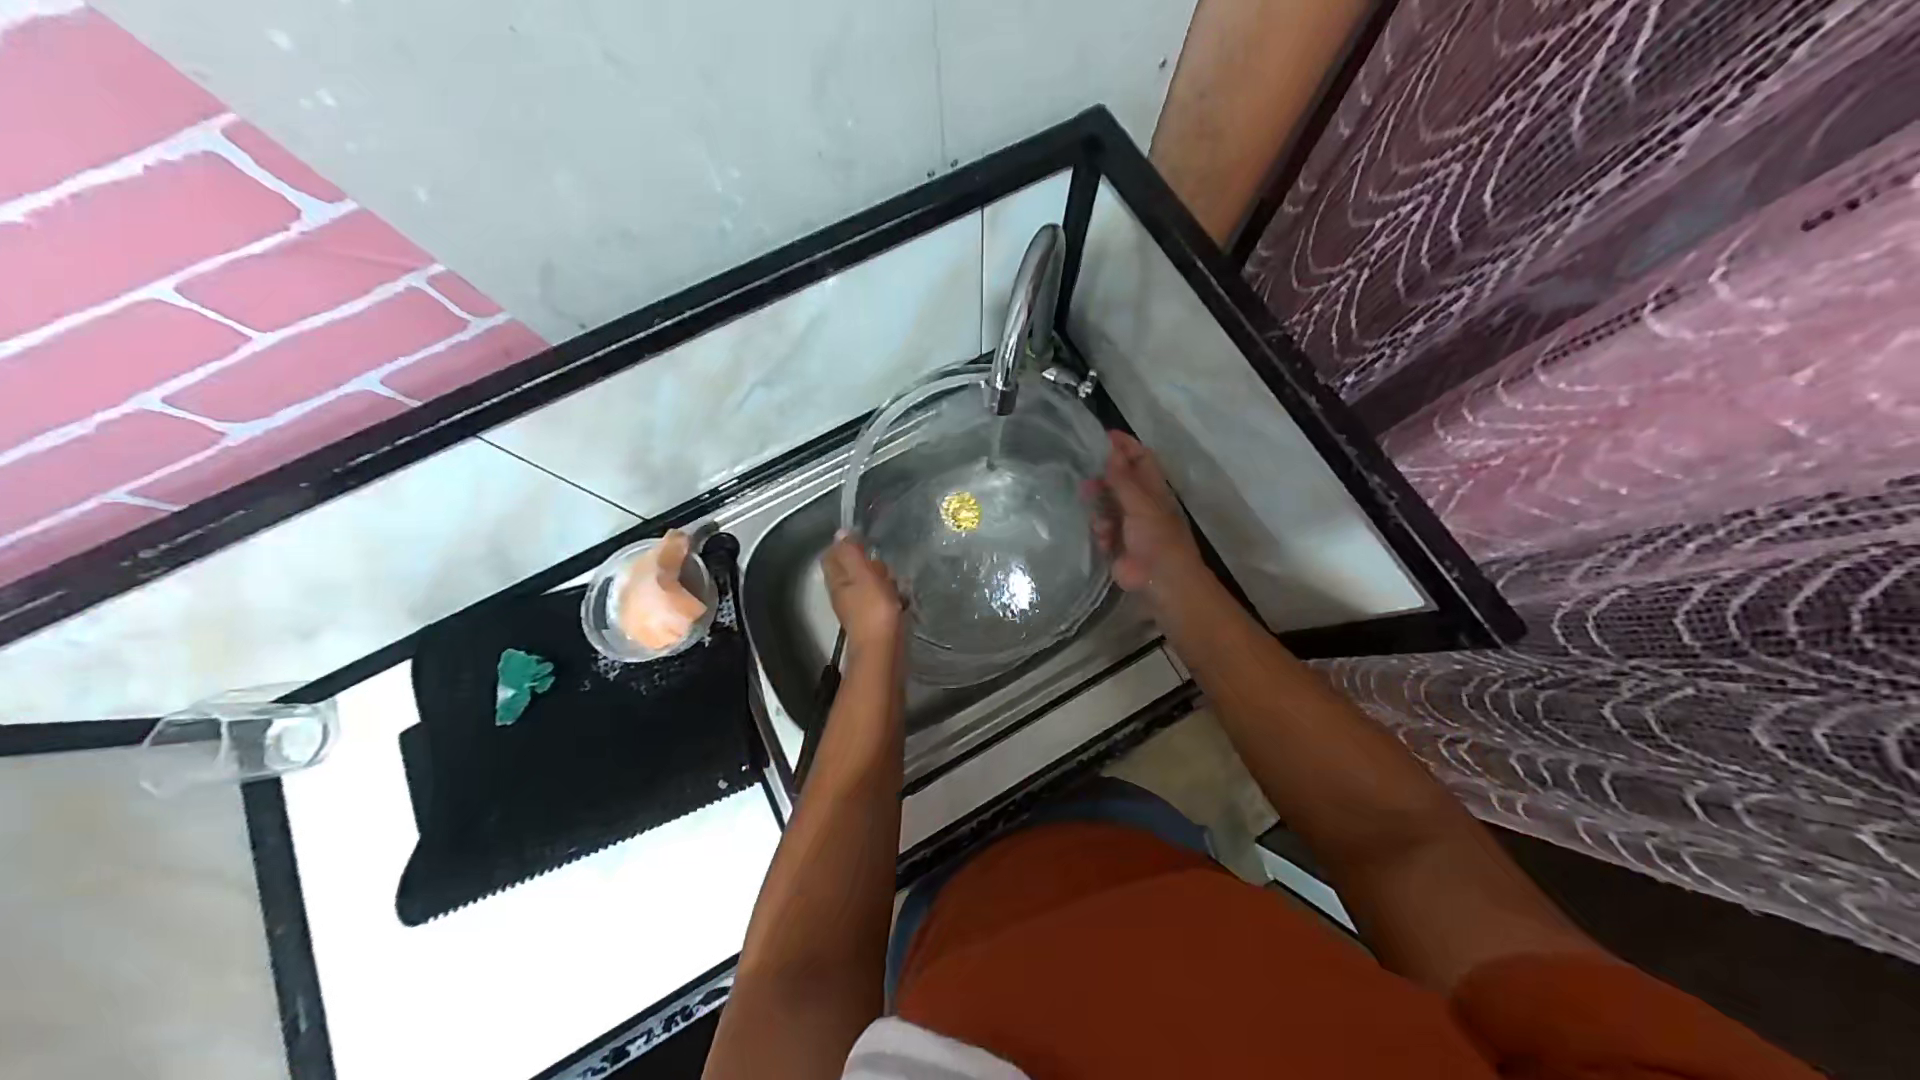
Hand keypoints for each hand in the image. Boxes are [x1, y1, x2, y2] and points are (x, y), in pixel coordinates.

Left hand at [822, 532, 903, 651]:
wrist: (883, 650)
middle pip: (852, 569)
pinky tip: (900, 598)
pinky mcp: (872, 618)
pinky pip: (879, 598)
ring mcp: (857, 606)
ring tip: (894, 583)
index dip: (845, 545)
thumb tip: (840, 533)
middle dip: (868, 563)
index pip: (832, 555)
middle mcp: (843, 593)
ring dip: (882, 579)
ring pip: (868, 583)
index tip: (864, 541)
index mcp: (837, 581)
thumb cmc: (873, 610)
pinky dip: (889, 594)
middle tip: (882, 567)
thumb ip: (852, 553)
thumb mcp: (863, 574)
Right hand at [1092, 431, 1201, 594]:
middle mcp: (1141, 504)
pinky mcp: (1116, 545)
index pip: (1140, 459)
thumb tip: (1112, 451)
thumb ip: (1123, 479)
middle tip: (1084, 479)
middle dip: (1102, 479)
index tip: (1103, 435)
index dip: (1124, 446)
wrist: (1161, 582)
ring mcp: (1128, 526)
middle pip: (1119, 482)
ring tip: (1095, 515)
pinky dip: (1100, 533)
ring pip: (1106, 506)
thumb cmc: (1157, 539)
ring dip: (1099, 509)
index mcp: (1154, 490)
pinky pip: (1101, 531)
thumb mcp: (1141, 504)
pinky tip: (1103, 540)